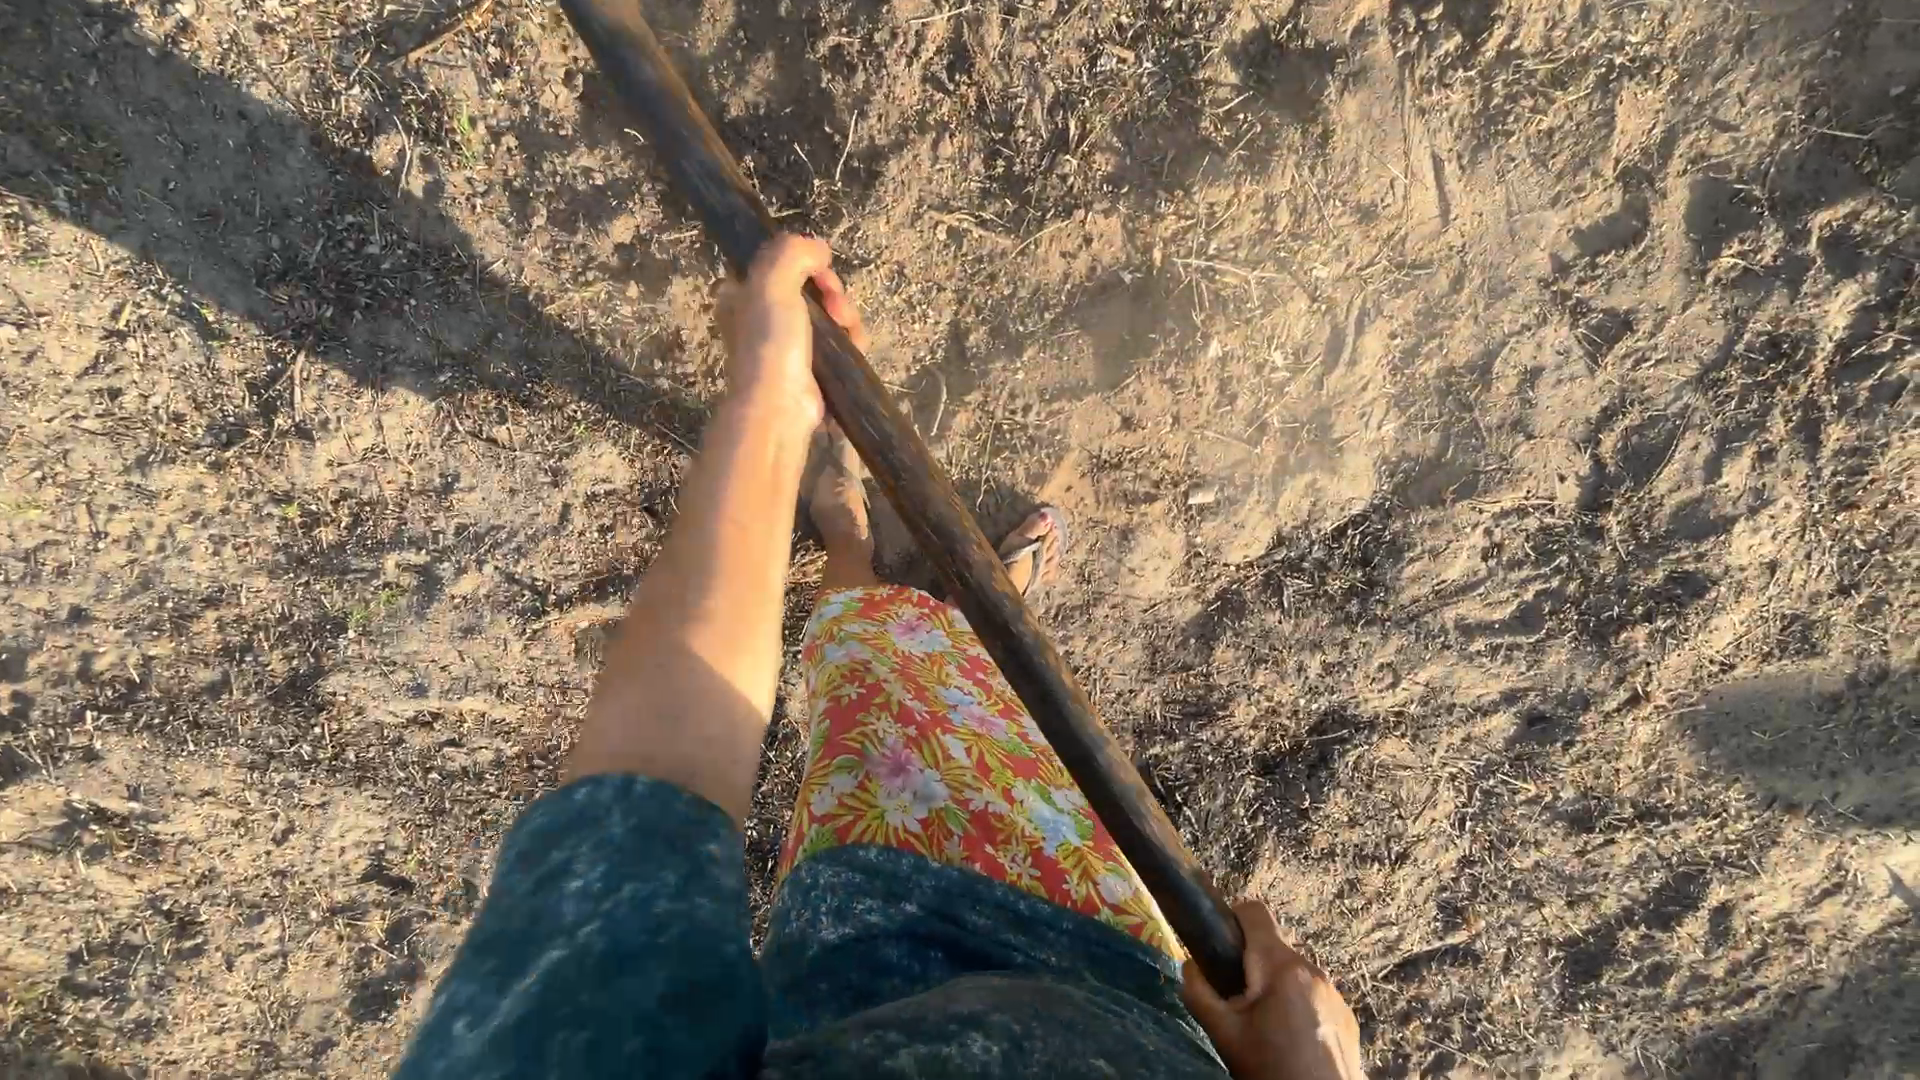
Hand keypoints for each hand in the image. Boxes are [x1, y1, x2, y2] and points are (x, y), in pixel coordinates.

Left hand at [714, 233, 867, 434]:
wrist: (780, 406)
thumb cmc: (769, 343)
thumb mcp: (772, 283)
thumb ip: (792, 253)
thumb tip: (819, 248)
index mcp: (743, 296)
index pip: (782, 266)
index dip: (806, 264)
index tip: (821, 271)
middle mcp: (764, 320)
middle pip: (812, 290)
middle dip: (832, 293)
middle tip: (837, 306)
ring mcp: (791, 346)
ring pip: (830, 316)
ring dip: (847, 317)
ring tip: (847, 330)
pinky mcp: (815, 369)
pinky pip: (841, 343)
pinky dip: (852, 341)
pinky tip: (854, 347)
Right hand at [1181, 901, 1366, 1079]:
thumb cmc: (1270, 1069)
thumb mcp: (1223, 1033)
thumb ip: (1198, 991)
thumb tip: (1190, 964)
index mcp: (1281, 966)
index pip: (1254, 911)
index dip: (1232, 919)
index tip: (1221, 949)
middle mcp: (1312, 969)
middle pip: (1272, 946)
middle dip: (1251, 965)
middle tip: (1239, 1002)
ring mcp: (1335, 993)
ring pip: (1292, 971)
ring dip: (1275, 986)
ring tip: (1266, 1026)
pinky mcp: (1348, 1016)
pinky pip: (1313, 993)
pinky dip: (1298, 1004)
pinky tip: (1293, 1039)